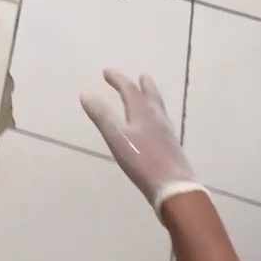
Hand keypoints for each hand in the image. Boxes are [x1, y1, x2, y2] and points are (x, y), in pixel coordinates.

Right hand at [81, 69, 205, 212]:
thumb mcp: (116, 137)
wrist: (174, 189)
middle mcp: (157, 117)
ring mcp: (167, 132)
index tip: (106, 71)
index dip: (117, 78)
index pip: (129, 89)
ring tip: (148, 94)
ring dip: (151, 98)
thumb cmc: (142, 160)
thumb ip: (101, 115)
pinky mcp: (171, 146)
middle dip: (142, 85)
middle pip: (151, 96)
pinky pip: (162, 121)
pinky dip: (155, 114)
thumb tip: (85, 93)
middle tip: (140, 76)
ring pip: (158, 108)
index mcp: (142, 112)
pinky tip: (155, 125)